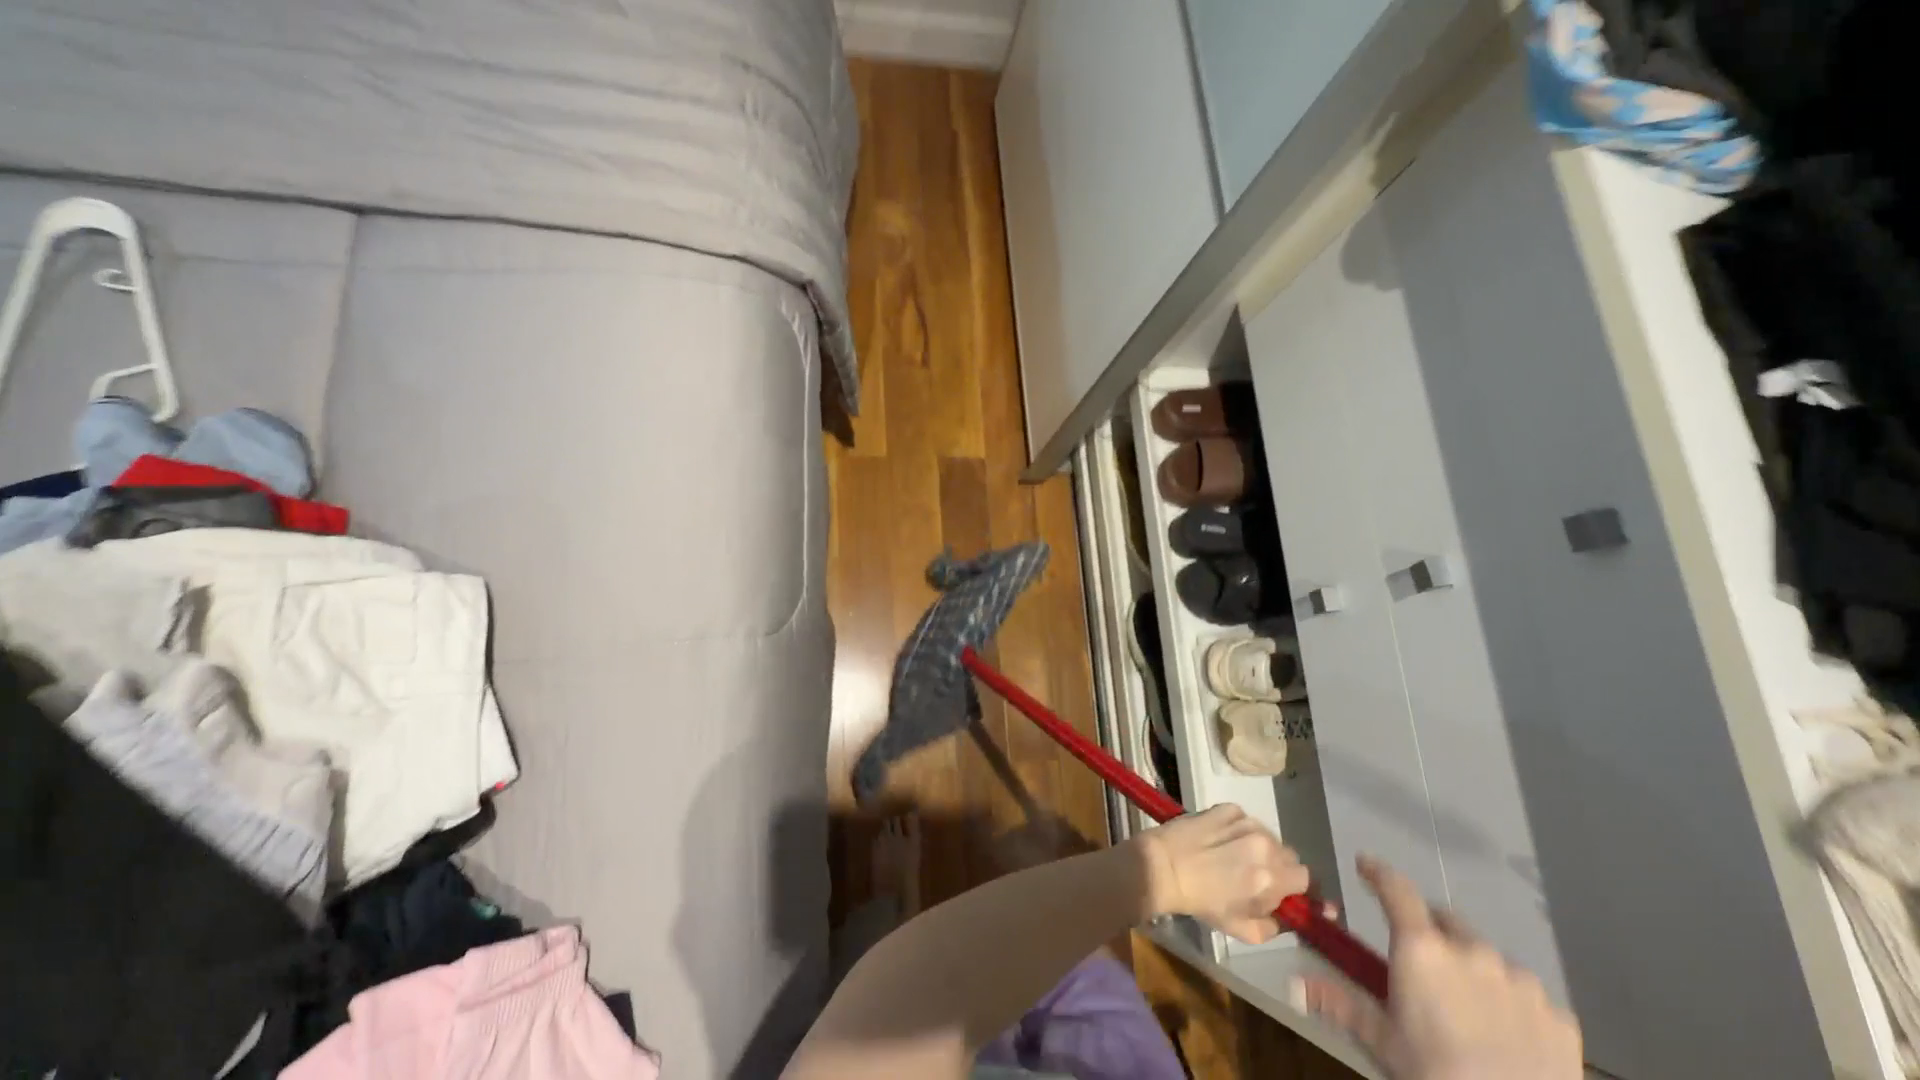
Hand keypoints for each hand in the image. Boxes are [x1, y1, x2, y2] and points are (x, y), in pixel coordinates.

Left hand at [1135, 803, 1306, 943]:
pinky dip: (1238, 828)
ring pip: (1268, 835)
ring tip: (1233, 855)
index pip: (1305, 878)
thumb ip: (1272, 927)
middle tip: (1255, 875)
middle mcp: (1264, 846)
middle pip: (1288, 855)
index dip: (1295, 886)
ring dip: (1259, 846)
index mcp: (1270, 878)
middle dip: (1278, 866)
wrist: (1161, 867)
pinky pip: (1245, 819)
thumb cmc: (1199, 902)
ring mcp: (1245, 822)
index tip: (1284, 890)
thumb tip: (1285, 918)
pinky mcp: (1227, 808)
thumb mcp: (1240, 929)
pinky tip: (1220, 838)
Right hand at [1298, 856, 1582, 1079]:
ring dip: (1470, 970)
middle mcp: (1474, 952)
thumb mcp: (1380, 1042)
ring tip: (1463, 1011)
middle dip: (1428, 932)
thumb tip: (1296, 983)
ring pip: (1488, 960)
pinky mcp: (1560, 1015)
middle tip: (1417, 966)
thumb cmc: (1432, 1074)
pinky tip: (1504, 1038)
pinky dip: (1509, 1004)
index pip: (1397, 891)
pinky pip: (1526, 996)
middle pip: (1445, 923)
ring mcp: (1522, 982)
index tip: (1366, 865)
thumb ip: (1341, 1003)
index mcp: (1422, 951)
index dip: (1379, 873)